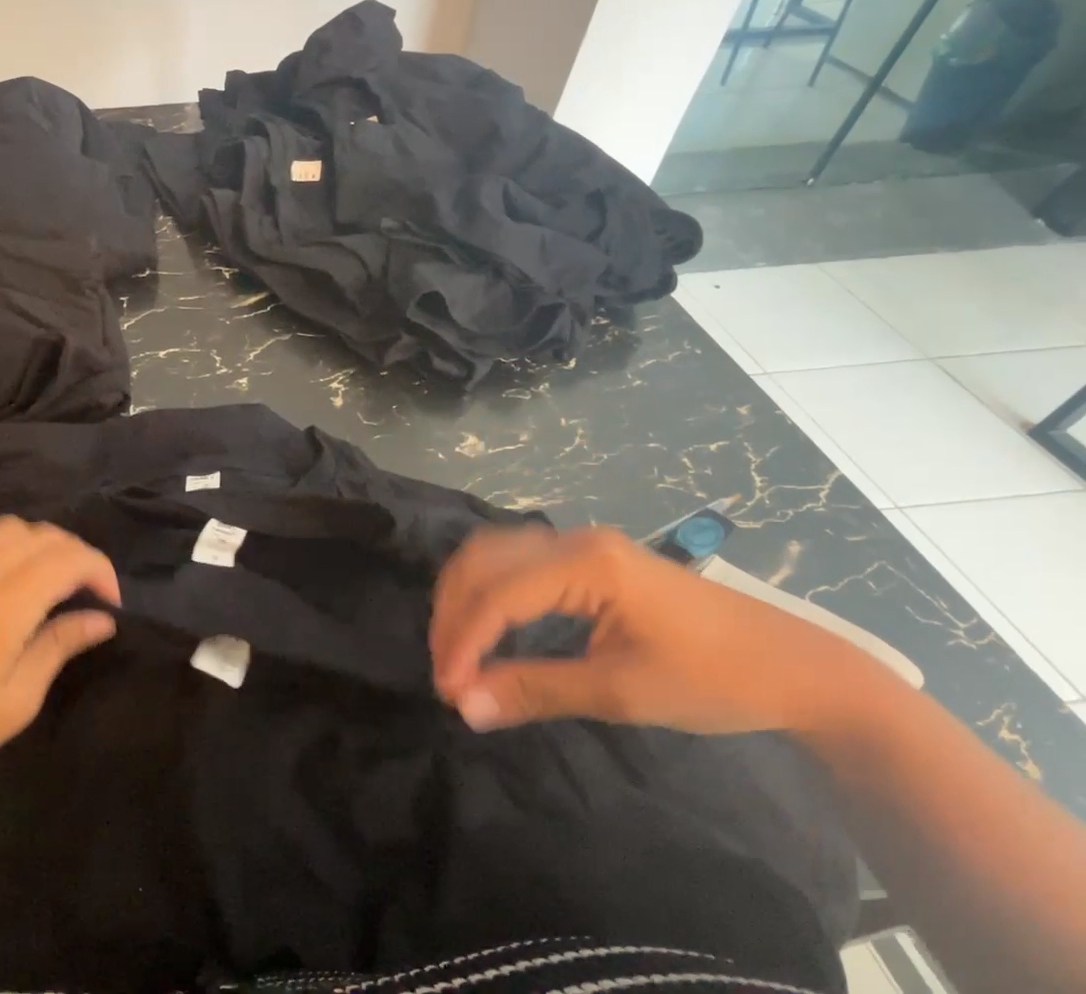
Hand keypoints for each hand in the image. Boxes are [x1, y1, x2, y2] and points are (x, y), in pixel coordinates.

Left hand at [0, 517, 120, 798]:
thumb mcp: (17, 703)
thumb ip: (59, 648)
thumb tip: (102, 619)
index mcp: (2, 610)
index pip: (68, 559)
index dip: (101, 571)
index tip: (110, 605)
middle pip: (43, 537)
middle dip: (78, 558)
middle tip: (87, 598)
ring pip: (10, 526)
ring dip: (41, 545)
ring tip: (50, 582)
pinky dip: (0, 537)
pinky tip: (4, 564)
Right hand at [430, 526, 891, 734]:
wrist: (801, 668)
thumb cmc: (716, 680)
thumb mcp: (621, 692)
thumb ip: (535, 691)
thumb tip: (463, 707)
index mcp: (588, 564)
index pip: (498, 595)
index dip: (462, 642)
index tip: (448, 692)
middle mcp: (578, 540)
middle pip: (483, 561)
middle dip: (453, 615)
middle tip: (446, 672)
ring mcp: (586, 544)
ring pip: (495, 555)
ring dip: (466, 599)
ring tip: (457, 651)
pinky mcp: (594, 559)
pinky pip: (519, 562)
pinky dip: (490, 592)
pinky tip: (489, 627)